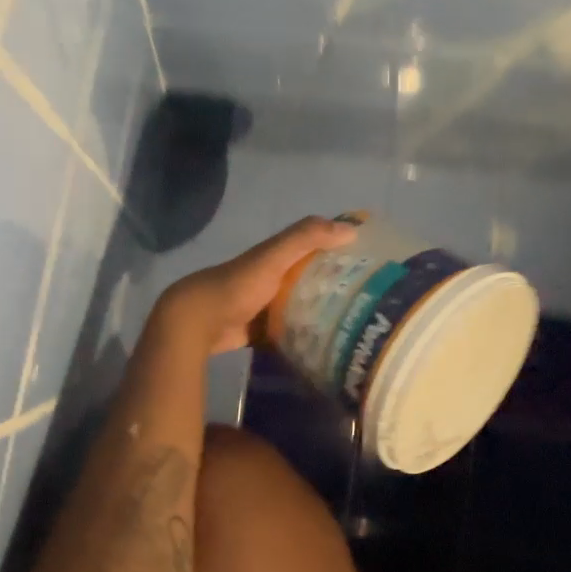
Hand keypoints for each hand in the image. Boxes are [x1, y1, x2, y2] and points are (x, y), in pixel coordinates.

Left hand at [152, 217, 356, 355]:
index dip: (339, 248)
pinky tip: (327, 343)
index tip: (371, 260)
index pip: (314, 247)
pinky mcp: (261, 331)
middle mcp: (273, 278)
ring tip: (356, 323)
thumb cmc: (238, 284)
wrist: (199, 321)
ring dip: (321, 312)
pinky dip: (304, 335)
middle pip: (309, 278)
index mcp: (277, 256)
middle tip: (370, 298)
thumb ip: (306, 238)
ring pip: (301, 306)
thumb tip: (351, 228)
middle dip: (335, 284)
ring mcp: (266, 306)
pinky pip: (288, 331)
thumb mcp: (274, 257)